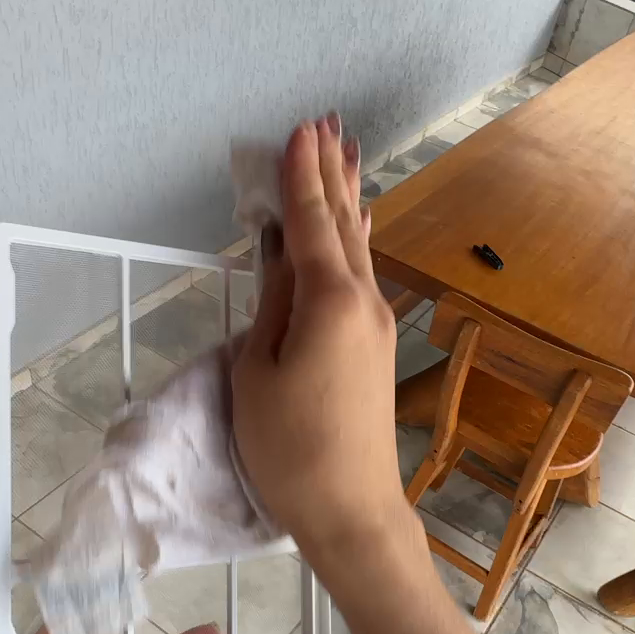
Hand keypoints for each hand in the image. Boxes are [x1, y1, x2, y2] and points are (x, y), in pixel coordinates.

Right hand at [234, 116, 418, 568]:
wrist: (350, 507)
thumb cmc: (289, 447)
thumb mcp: (258, 373)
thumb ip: (272, 308)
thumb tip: (280, 261)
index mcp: (329, 300)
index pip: (310, 222)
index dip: (300, 176)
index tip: (298, 131)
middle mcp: (363, 301)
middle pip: (343, 225)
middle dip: (331, 174)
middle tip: (327, 126)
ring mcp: (377, 324)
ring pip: (358, 248)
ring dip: (348, 201)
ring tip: (348, 157)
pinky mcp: (377, 348)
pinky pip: (364, 277)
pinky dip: (356, 242)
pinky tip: (361, 227)